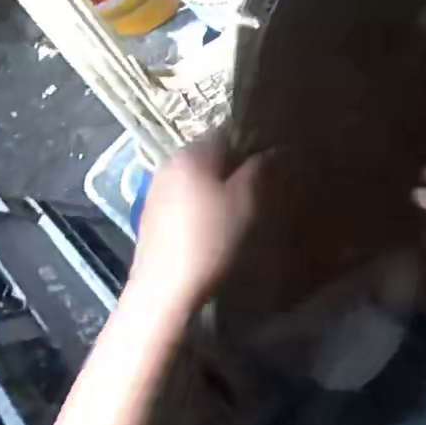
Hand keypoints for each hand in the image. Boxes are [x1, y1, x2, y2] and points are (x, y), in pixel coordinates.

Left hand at [130, 136, 263, 313]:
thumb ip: (261, 167)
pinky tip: (211, 229)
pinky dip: (200, 206)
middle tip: (258, 191)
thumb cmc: (210, 239)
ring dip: (217, 189)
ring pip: (197, 178)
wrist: (164, 291)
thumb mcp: (247, 200)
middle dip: (234, 169)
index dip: (253, 147)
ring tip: (236, 213)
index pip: (229, 134)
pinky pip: (184, 199)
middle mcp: (168, 164)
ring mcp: (155, 190)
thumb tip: (275, 149)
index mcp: (190, 153)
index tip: (270, 167)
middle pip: (211, 156)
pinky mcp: (150, 216)